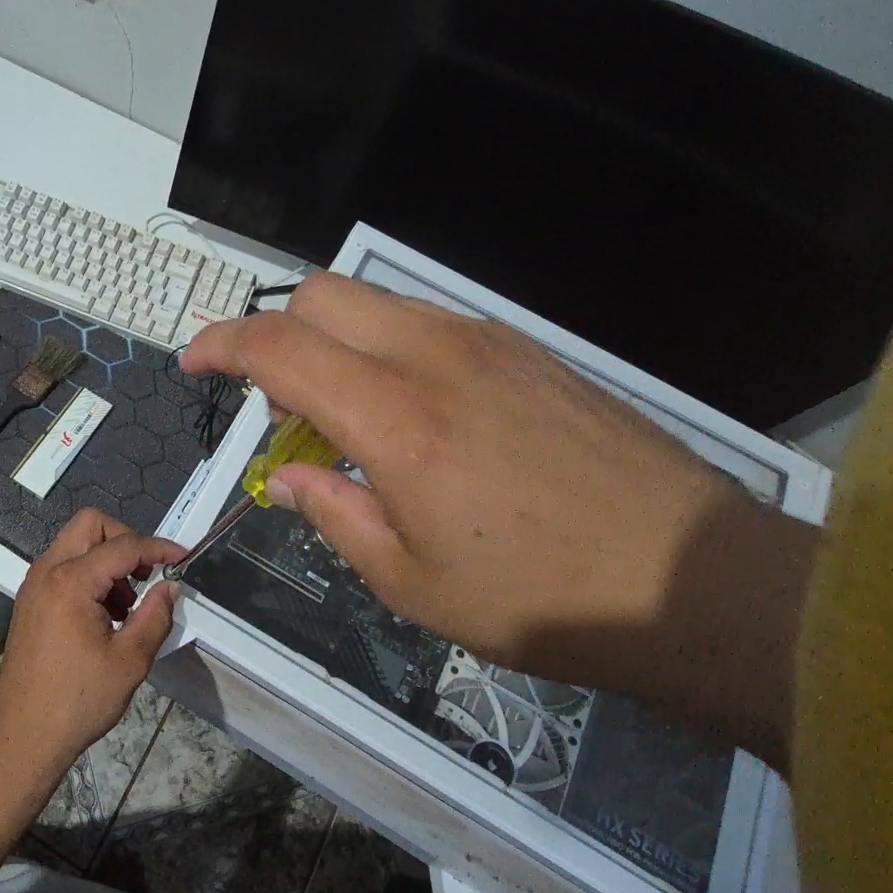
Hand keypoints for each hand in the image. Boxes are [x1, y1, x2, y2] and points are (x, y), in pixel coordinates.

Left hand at [0, 510, 184, 776]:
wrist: (22, 736)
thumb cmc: (77, 701)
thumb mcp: (129, 661)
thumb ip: (154, 617)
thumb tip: (170, 589)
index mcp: (71, 581)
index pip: (123, 545)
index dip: (158, 549)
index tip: (183, 560)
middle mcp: (47, 572)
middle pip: (90, 525)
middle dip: (125, 540)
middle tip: (147, 575)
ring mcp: (34, 586)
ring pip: (75, 545)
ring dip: (106, 560)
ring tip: (127, 607)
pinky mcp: (30, 602)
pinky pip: (63, 568)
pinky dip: (89, 576)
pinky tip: (105, 617)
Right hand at [181, 274, 817, 763]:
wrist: (697, 582)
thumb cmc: (539, 599)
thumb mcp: (409, 581)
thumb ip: (334, 513)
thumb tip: (292, 477)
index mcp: (396, 418)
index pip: (281, 347)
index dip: (222, 346)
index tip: (195, 366)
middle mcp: (437, 356)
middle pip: (322, 293)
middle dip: (274, 332)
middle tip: (277, 405)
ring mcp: (490, 343)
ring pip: (376, 302)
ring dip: (333, 341)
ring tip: (345, 417)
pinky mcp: (529, 351)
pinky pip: (429, 322)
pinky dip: (387, 348)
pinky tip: (413, 415)